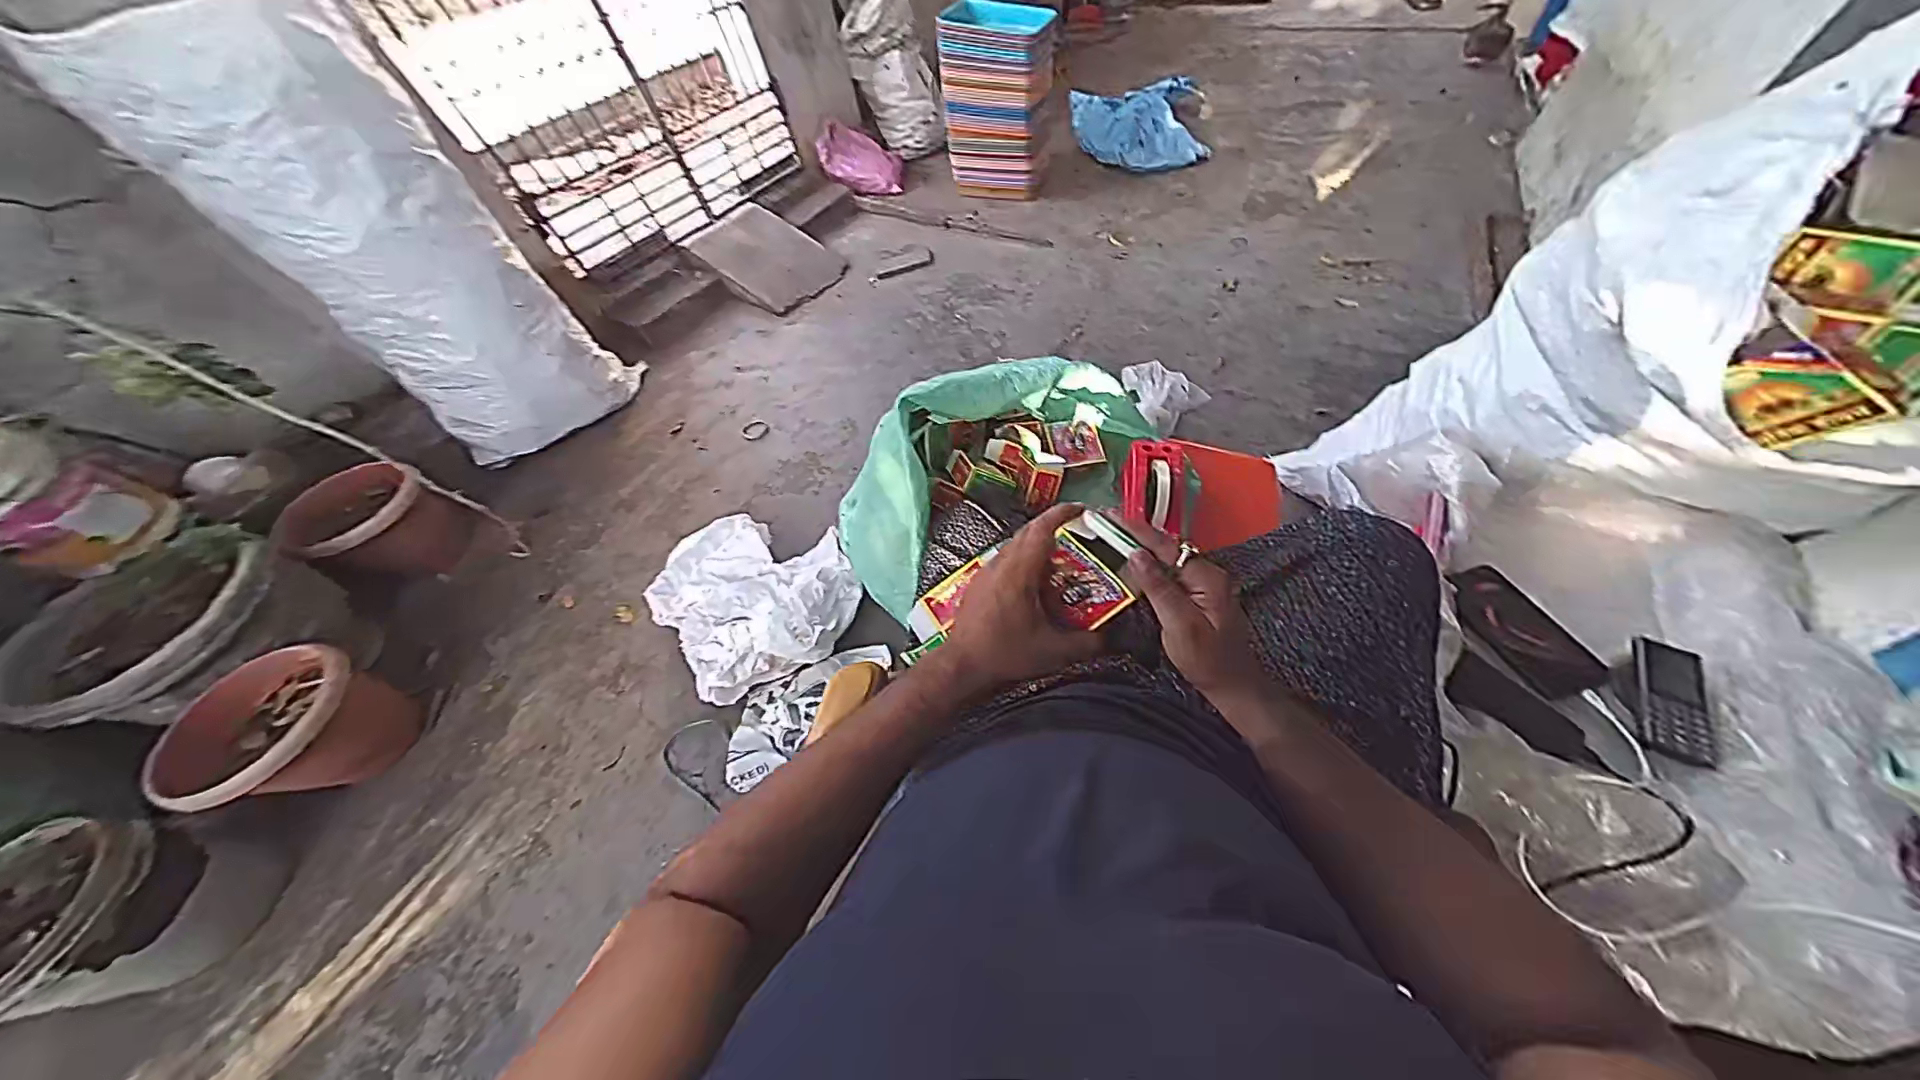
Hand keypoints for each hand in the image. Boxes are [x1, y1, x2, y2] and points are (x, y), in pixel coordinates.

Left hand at [933, 503, 1105, 699]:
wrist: (961, 666)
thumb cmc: (1002, 654)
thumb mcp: (1054, 651)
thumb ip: (1088, 642)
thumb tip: (1108, 637)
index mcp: (1018, 572)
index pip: (1041, 529)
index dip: (1063, 514)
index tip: (1081, 510)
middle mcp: (1000, 565)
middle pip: (1029, 534)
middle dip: (1055, 531)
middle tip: (1079, 539)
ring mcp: (986, 573)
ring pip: (1016, 548)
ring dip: (1038, 550)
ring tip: (1060, 567)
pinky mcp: (979, 585)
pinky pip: (1005, 563)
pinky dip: (1024, 565)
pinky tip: (1034, 588)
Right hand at [1118, 518, 1270, 705]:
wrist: (1231, 684)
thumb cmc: (1207, 660)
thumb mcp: (1179, 624)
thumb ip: (1158, 587)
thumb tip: (1137, 555)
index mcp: (1206, 577)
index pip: (1166, 546)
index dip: (1137, 531)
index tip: (1112, 518)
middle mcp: (1207, 573)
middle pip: (1167, 547)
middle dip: (1136, 534)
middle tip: (1106, 523)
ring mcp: (1203, 583)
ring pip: (1167, 558)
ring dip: (1141, 547)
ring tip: (1113, 537)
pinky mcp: (1196, 593)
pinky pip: (1169, 571)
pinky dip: (1149, 564)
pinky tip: (1132, 563)